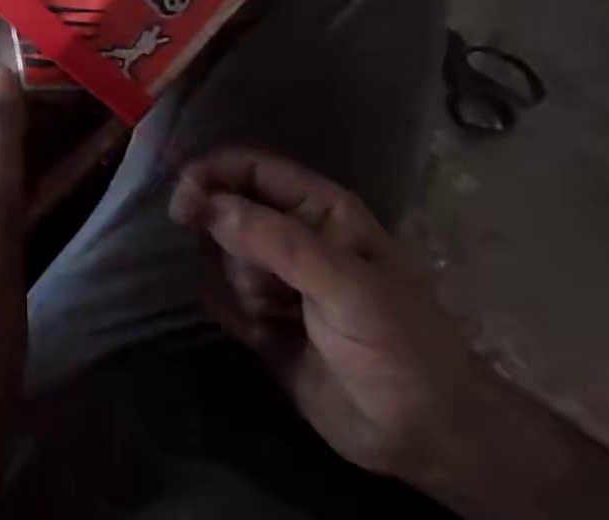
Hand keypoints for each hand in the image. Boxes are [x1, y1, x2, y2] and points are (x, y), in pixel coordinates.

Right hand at [168, 148, 489, 484]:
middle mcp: (293, 233)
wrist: (426, 441)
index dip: (210, 176)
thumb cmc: (403, 350)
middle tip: (259, 287)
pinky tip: (267, 337)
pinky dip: (233, 314)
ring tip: (277, 319)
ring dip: (238, 287)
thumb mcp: (350, 289)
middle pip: (225, 210)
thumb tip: (208, 205)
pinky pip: (220, 296)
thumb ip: (280, 242)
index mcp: (319, 208)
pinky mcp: (261, 314)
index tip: (182, 206)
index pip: (248, 167)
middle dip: (227, 244)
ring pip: (220, 256)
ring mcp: (275, 275)